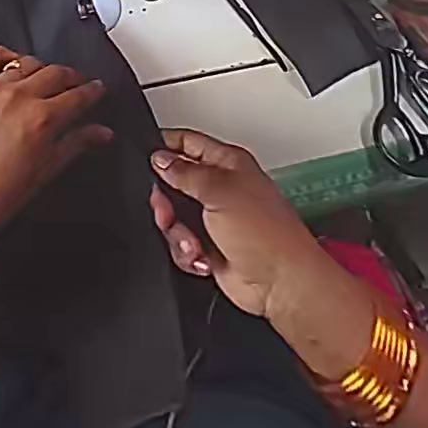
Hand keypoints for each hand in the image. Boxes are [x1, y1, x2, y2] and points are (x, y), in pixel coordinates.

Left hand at [0, 46, 111, 234]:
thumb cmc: (6, 188)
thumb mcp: (52, 165)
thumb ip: (79, 141)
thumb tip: (102, 132)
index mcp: (44, 118)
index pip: (80, 94)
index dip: (94, 90)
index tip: (96, 89)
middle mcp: (21, 98)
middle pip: (58, 72)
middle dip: (73, 77)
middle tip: (76, 84)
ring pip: (29, 62)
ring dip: (41, 69)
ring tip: (44, 80)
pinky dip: (1, 54)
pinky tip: (10, 62)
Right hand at [148, 129, 326, 317]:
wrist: (280, 283)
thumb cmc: (266, 234)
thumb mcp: (219, 191)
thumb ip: (185, 173)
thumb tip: (160, 159)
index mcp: (227, 164)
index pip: (188, 143)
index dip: (165, 147)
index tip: (147, 157)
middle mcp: (220, 189)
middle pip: (173, 182)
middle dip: (166, 200)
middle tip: (168, 210)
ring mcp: (214, 218)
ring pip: (173, 216)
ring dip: (177, 231)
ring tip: (191, 240)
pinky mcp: (208, 245)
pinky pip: (180, 242)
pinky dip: (186, 251)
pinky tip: (201, 255)